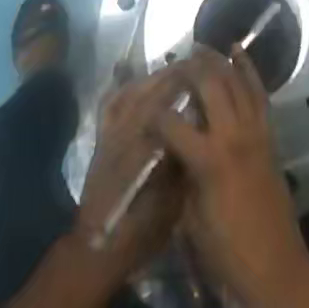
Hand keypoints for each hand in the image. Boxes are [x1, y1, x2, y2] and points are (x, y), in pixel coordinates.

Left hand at [77, 68, 188, 279]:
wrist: (101, 245)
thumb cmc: (144, 227)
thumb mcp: (175, 199)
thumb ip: (184, 160)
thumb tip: (198, 127)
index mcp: (150, 146)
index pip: (172, 104)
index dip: (190, 85)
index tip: (207, 72)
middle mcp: (130, 131)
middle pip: (154, 91)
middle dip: (175, 74)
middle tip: (195, 63)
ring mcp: (113, 131)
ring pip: (135, 92)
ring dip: (154, 77)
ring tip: (173, 67)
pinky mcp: (101, 137)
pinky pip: (112, 102)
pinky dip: (124, 87)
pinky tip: (135, 78)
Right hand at [155, 47, 308, 306]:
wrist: (276, 265)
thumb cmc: (226, 247)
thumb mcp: (190, 217)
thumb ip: (180, 175)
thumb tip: (171, 148)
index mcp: (208, 160)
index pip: (172, 123)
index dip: (153, 115)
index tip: (141, 112)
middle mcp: (233, 135)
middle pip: (210, 85)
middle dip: (190, 68)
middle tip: (176, 60)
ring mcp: (255, 132)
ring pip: (236, 82)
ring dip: (219, 61)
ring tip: (202, 47)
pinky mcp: (269, 135)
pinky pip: (259, 94)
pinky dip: (249, 70)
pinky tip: (239, 53)